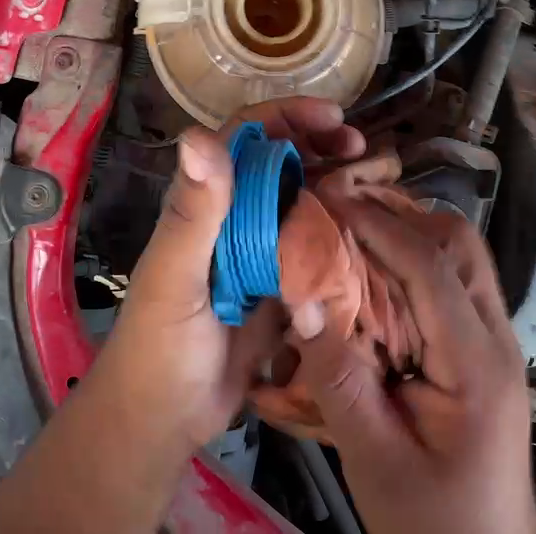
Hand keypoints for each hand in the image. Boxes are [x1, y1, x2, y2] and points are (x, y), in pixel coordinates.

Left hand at [88, 98, 366, 450]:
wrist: (165, 417)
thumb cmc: (158, 343)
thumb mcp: (173, 275)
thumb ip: (192, 211)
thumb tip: (200, 135)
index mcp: (202, 200)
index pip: (244, 137)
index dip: (287, 117)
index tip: (333, 118)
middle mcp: (232, 215)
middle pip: (280, 162)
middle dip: (321, 146)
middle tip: (364, 149)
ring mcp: (257, 250)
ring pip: (301, 201)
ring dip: (336, 185)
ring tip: (377, 182)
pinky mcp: (278, 286)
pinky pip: (313, 249)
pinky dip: (341, 234)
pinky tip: (372, 233)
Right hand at [290, 200, 535, 533]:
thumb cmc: (429, 518)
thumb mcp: (373, 456)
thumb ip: (337, 376)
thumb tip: (299, 295)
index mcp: (476, 364)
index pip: (430, 267)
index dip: (376, 225)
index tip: (325, 201)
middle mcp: (496, 337)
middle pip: (459, 244)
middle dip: (398, 215)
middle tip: (338, 211)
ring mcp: (495, 341)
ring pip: (461, 254)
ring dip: (407, 232)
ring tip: (351, 231)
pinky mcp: (481, 349)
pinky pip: (452, 279)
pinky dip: (413, 258)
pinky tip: (372, 272)